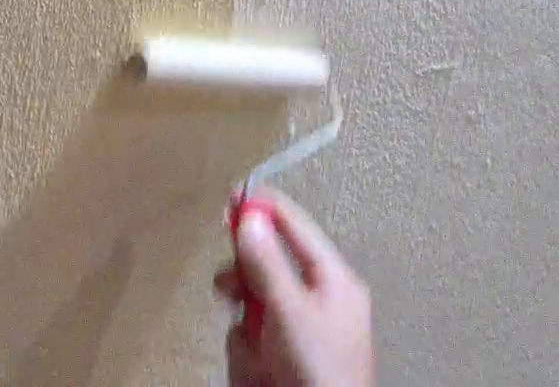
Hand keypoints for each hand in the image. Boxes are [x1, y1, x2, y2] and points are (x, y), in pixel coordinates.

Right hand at [214, 189, 373, 386]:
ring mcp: (294, 321)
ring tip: (236, 313)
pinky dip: (241, 331)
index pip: (295, 225)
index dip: (263, 206)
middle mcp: (315, 294)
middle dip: (245, 258)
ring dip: (239, 298)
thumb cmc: (316, 367)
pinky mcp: (275, 346)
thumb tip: (248, 212)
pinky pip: (247, 320)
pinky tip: (250, 353)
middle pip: (269, 253)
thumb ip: (265, 260)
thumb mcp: (289, 309)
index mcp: (333, 278)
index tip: (231, 192)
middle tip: (225, 254)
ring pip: (251, 286)